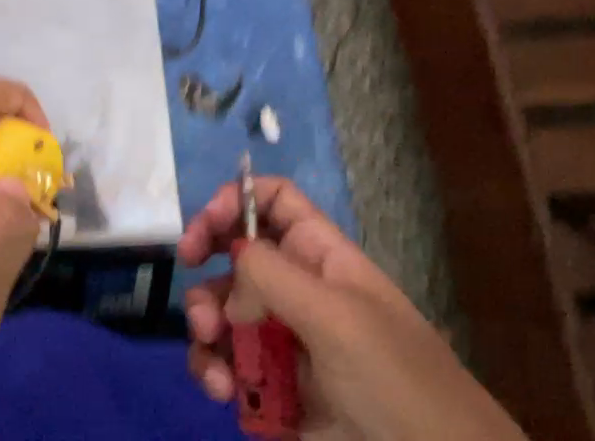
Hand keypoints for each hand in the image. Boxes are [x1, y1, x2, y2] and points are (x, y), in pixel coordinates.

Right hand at [178, 177, 526, 440]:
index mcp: (321, 258)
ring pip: (221, 313)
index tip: (205, 230)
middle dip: (205, 272)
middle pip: (233, 255)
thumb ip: (271, 278)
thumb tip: (227, 287)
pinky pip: (226, 366)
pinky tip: (224, 393)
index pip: (273, 203)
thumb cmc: (398, 381)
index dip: (235, 201)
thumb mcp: (338, 316)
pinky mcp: (273, 389)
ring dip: (205, 330)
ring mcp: (283, 341)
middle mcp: (297, 291)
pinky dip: (214, 372)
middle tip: (197, 301)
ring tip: (215, 363)